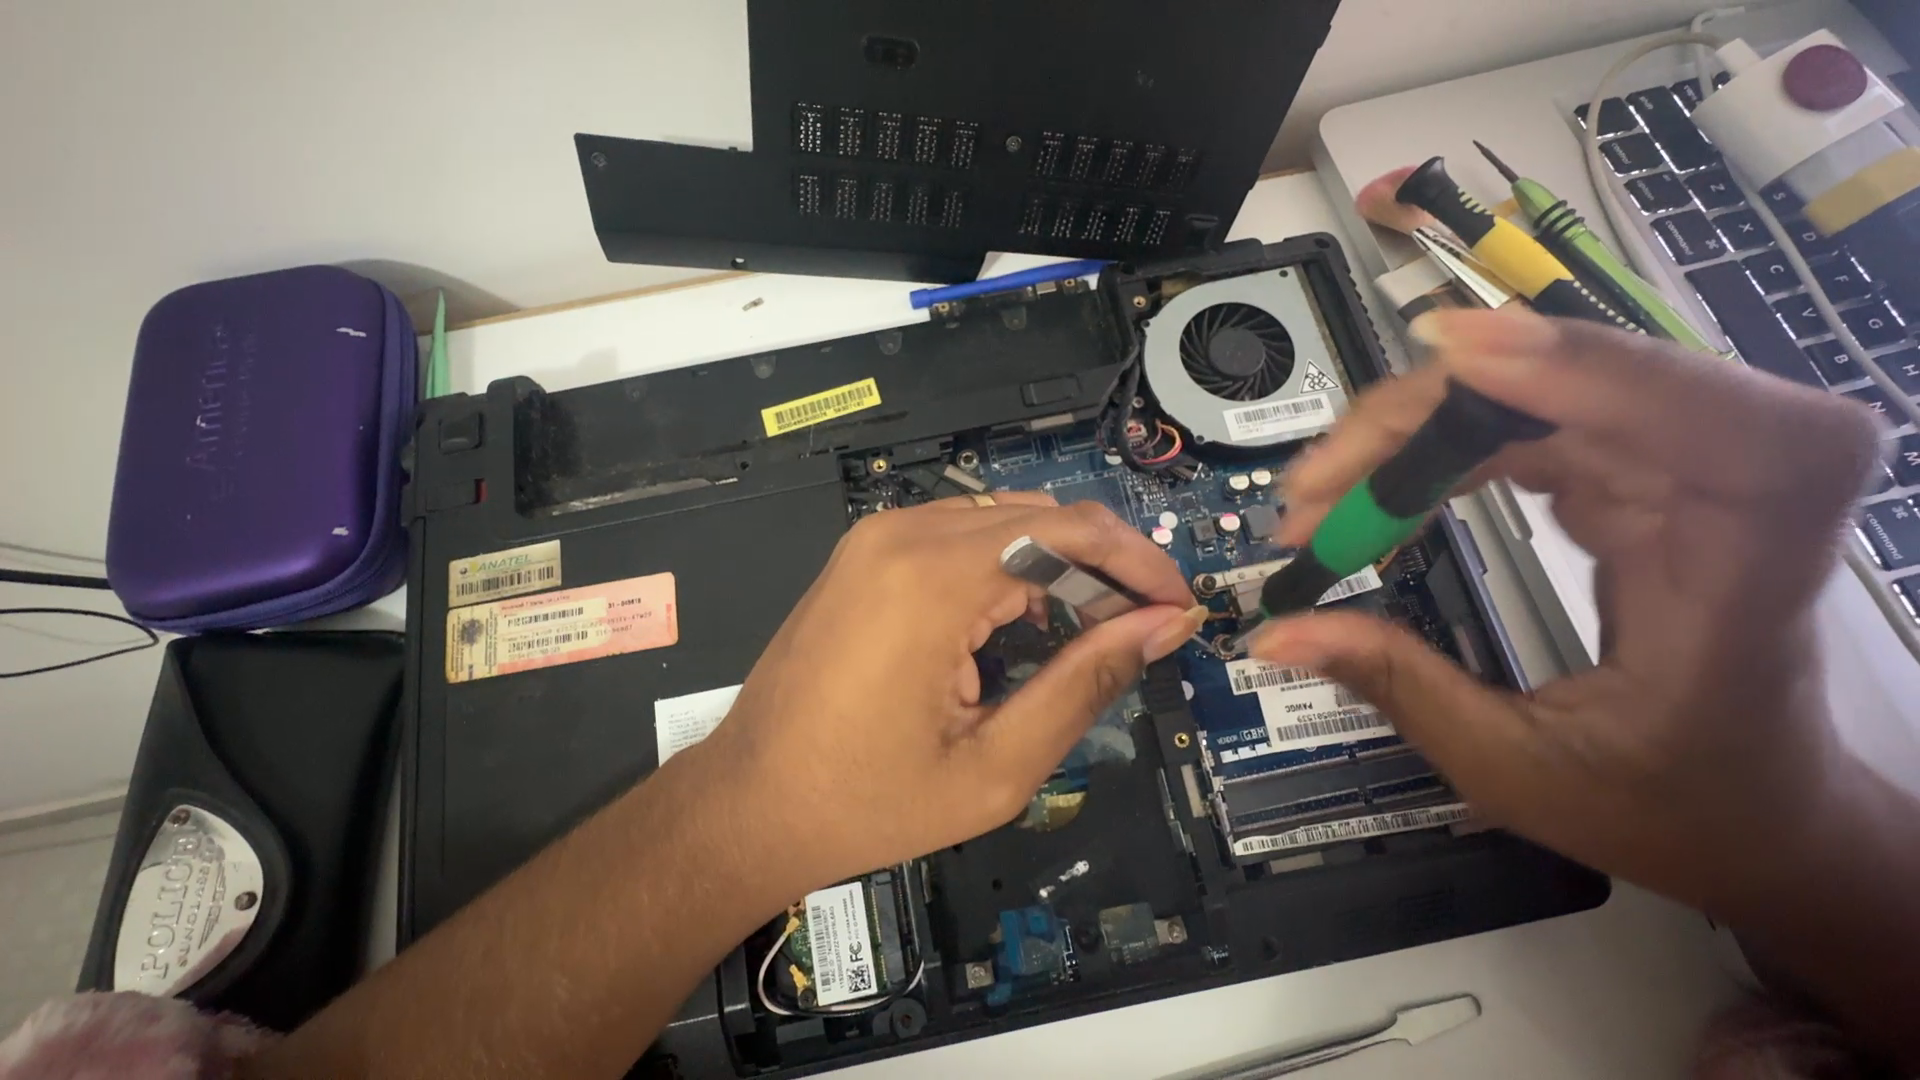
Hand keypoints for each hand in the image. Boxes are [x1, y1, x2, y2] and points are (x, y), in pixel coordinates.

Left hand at [692, 494, 1206, 901]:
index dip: (1137, 563)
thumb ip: (1085, 684)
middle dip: (1101, 566)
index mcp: (932, 578)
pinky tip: (1024, 622)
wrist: (750, 806)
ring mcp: (874, 539)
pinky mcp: (863, 556)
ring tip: (1090, 631)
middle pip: (1038, 517)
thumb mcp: (995, 766)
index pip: (1068, 531)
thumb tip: (1159, 628)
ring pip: (1000, 522)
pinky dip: (1007, 568)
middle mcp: (902, 535)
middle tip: (1138, 630)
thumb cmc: (867, 801)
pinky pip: (957, 538)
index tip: (1177, 606)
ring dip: (1056, 566)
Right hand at [1258, 309, 1880, 911]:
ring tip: (1321, 494)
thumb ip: (1398, 686)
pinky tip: (1375, 489)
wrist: (1753, 815)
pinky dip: (1438, 450)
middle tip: (1315, 484)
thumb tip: (1275, 634)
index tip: (1459, 356)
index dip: (1598, 369)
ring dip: (1416, 432)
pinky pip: (1526, 429)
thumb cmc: (1666, 805)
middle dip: (1431, 417)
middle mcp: (1726, 503)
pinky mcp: (1630, 480)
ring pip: (1540, 399)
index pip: (1721, 430)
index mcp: (1743, 582)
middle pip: (1585, 392)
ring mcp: (1674, 479)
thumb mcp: (1514, 766)